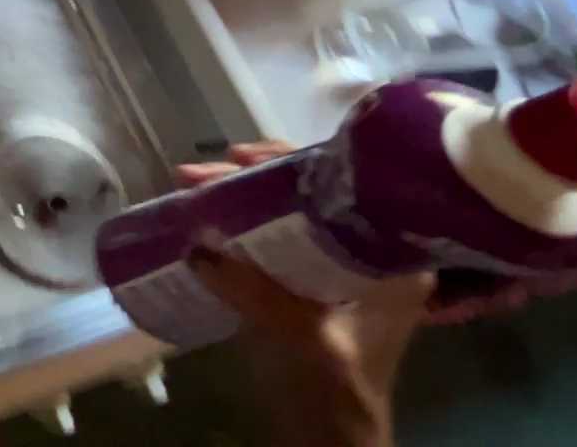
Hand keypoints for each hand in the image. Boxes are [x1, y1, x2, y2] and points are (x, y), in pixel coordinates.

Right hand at [178, 143, 431, 446]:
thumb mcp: (304, 340)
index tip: (237, 158)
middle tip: (194, 173)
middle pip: (305, 191)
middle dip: (246, 174)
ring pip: (281, 206)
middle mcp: (365, 255)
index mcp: (390, 263)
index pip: (346, 188)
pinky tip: (198, 210)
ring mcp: (329, 266)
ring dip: (232, 190)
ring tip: (186, 184)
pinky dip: (230, 212)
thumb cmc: (336, 388)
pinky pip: (264, 229)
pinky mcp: (296, 278)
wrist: (328, 433)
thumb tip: (195, 246)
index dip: (290, 162)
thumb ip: (258, 294)